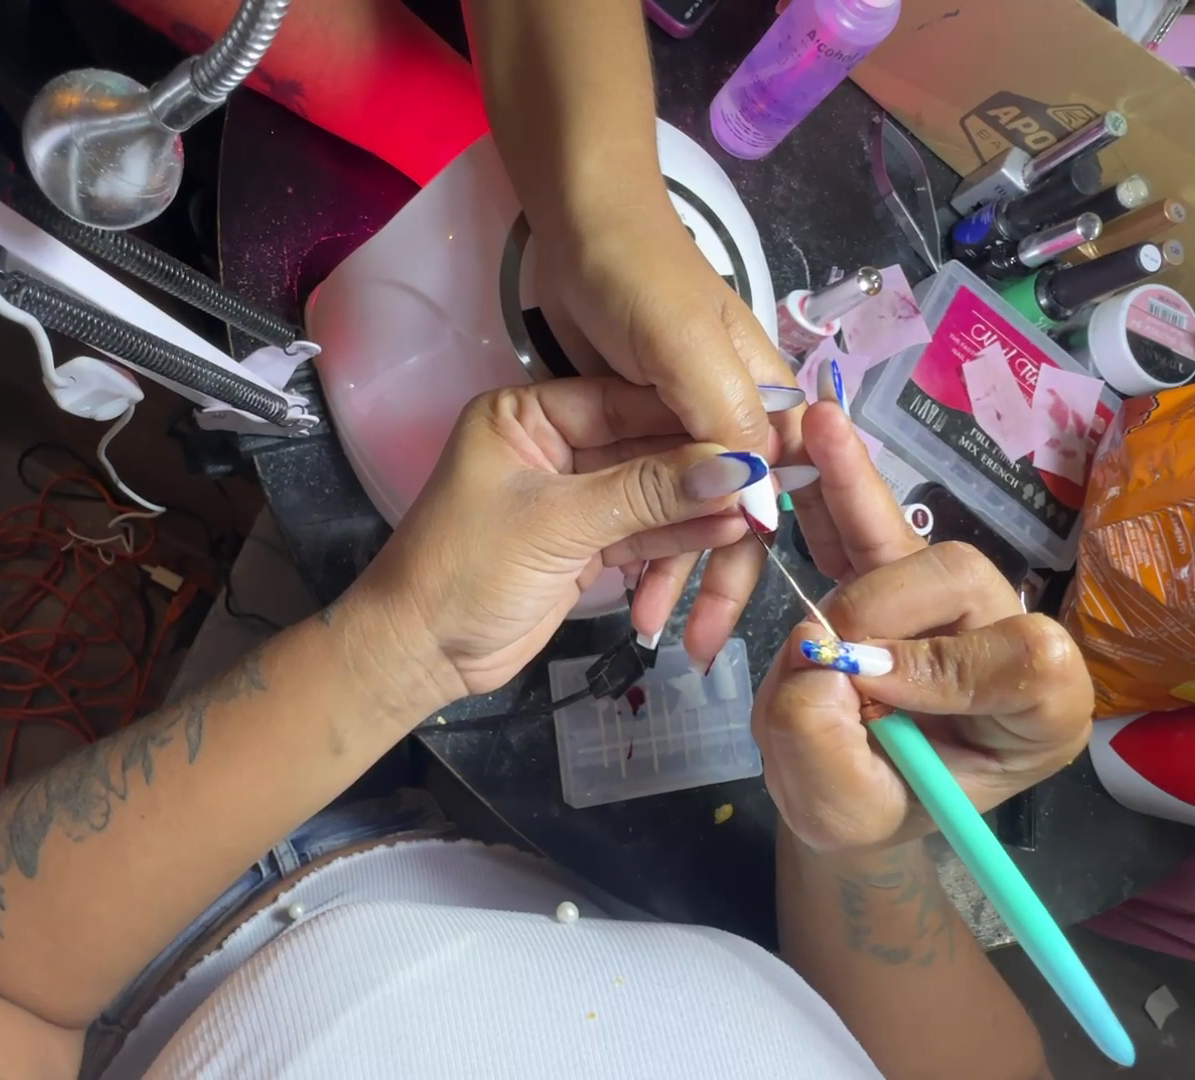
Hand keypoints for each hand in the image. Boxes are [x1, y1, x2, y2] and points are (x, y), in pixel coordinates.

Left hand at [349, 378, 759, 699]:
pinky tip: (725, 535)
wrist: (422, 651)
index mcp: (528, 412)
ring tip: (758, 516)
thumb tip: (740, 469)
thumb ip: (647, 493)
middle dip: (703, 469)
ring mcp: (572, 496)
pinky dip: (676, 538)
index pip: (626, 400)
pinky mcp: (584, 542)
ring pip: (649, 493)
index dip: (692, 419)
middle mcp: (554, 444)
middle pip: (646, 447)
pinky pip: (640, 532)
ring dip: (699, 507)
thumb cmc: (467, 568)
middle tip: (773, 479)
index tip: (759, 435)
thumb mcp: (556, 521)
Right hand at [755, 403, 1093, 850]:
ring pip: (909, 538)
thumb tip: (815, 654)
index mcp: (1032, 718)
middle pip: (961, 581)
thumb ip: (824, 745)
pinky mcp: (889, 577)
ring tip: (807, 434)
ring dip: (853, 497)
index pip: (1030, 661)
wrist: (837, 787)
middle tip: (814, 650)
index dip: (945, 665)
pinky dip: (836, 482)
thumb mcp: (838, 808)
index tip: (869, 688)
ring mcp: (946, 605)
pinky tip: (814, 432)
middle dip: (875, 607)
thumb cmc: (854, 809)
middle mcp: (1004, 644)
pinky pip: (863, 523)